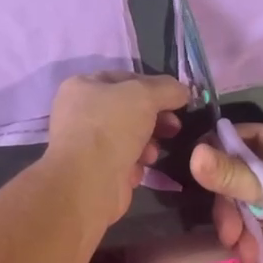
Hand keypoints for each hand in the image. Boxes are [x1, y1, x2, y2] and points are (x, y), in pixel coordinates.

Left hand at [43, 72, 188, 225]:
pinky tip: (139, 169)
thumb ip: (167, 89)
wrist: (88, 184)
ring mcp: (86, 143)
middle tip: (175, 127)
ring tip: (152, 153)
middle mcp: (80, 112)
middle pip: (128, 109)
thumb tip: (183, 91)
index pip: (124, 79)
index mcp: (82, 86)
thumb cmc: (110, 127)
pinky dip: (135, 164)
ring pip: (129, 136)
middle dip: (155, 117)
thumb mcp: (144, 95)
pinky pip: (124, 161)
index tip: (176, 99)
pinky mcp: (95, 171)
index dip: (153, 86)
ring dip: (147, 142)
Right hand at [191, 123, 262, 262]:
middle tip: (230, 234)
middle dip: (231, 213)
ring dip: (245, 236)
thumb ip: (227, 174)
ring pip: (247, 213)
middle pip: (237, 183)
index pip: (235, 139)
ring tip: (251, 255)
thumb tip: (192, 154)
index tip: (203, 181)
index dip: (216, 158)